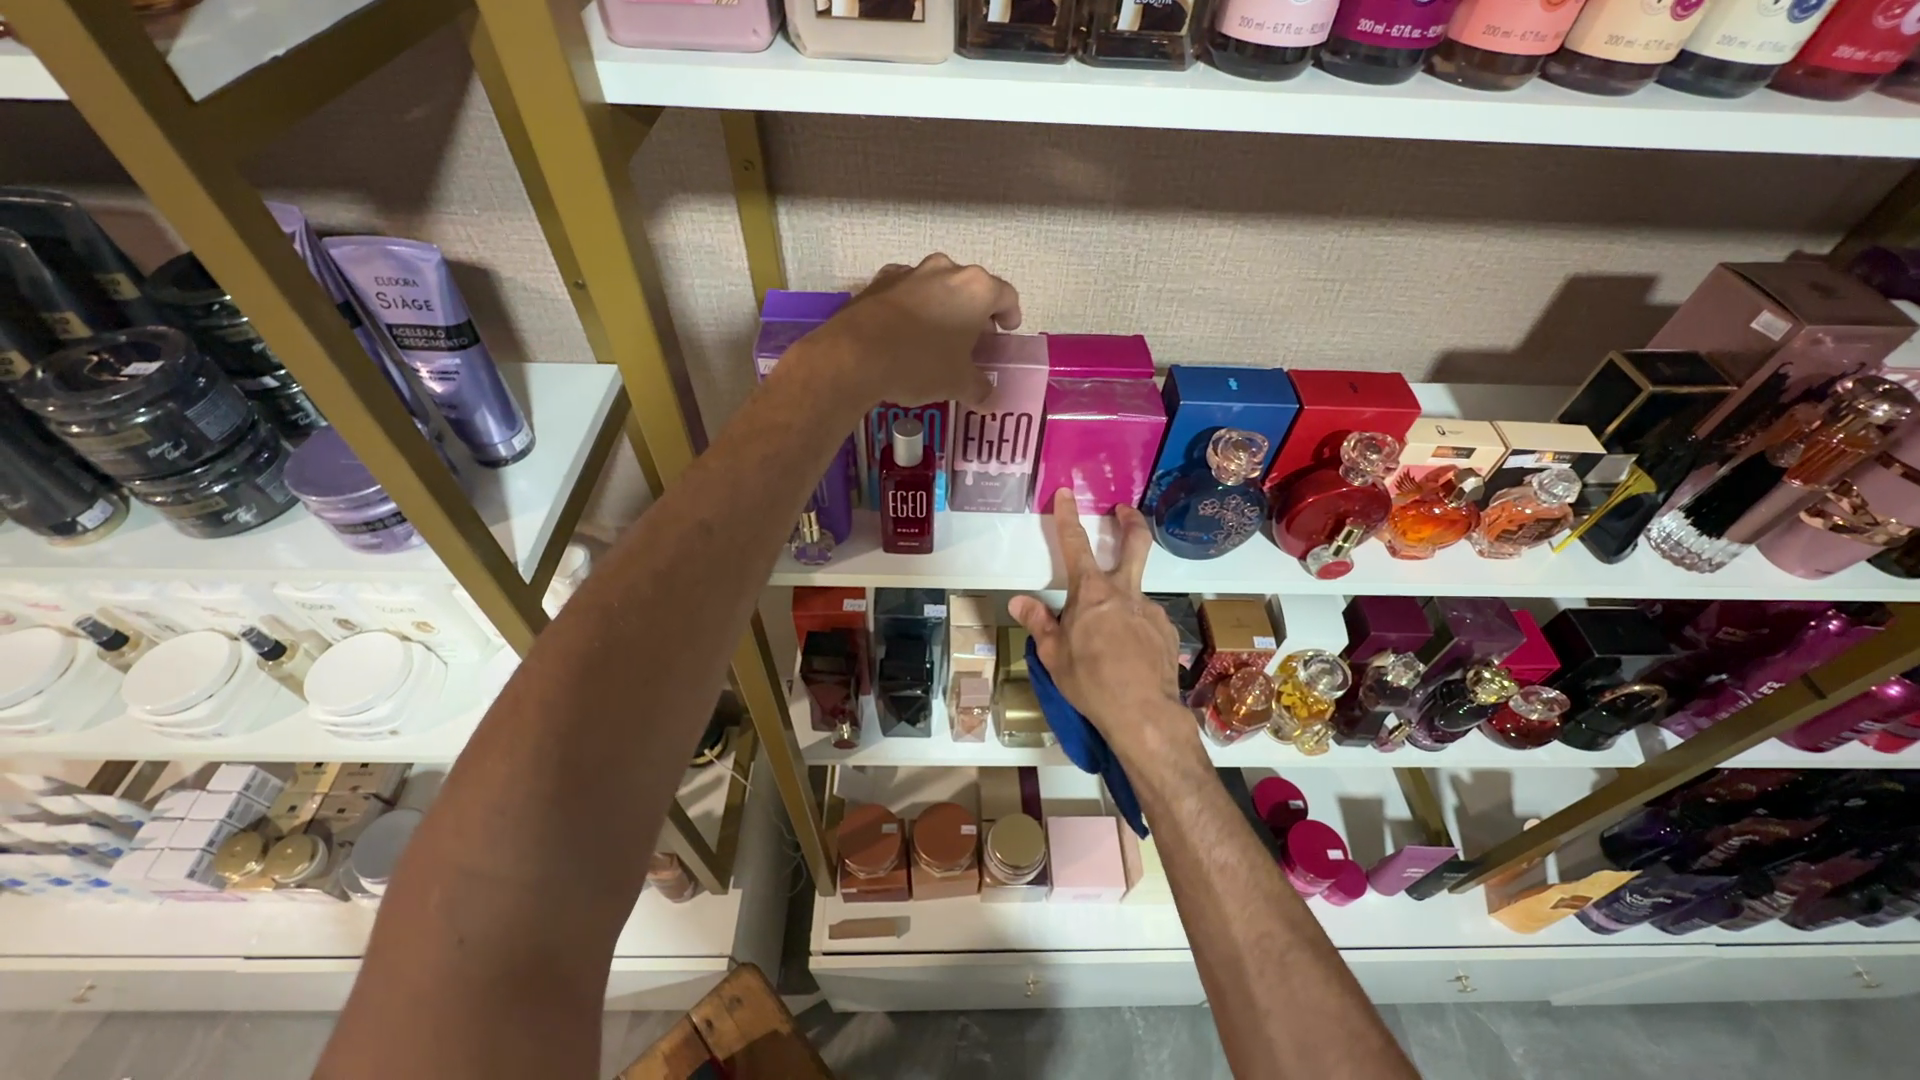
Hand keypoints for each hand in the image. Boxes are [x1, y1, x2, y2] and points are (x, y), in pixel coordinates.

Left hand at [809, 254, 1022, 409]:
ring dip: (942, 308)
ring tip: (937, 337)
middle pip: (971, 289)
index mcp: (976, 288)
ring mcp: (910, 272)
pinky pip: (906, 294)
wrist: (855, 355)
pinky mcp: (879, 282)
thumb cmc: (920, 364)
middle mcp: (946, 270)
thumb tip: (989, 400)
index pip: (1006, 296)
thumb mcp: (957, 383)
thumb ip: (979, 388)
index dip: (1009, 315)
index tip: (1006, 331)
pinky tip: (904, 334)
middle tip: (972, 341)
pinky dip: (911, 309)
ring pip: (937, 287)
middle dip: (974, 313)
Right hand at [1009, 491, 1196, 762]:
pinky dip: (1135, 628)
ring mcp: (1151, 610)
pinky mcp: (1167, 631)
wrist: (1143, 712)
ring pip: (1137, 592)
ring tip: (1110, 636)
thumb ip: (1039, 623)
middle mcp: (1125, 593)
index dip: (1067, 516)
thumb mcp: (1053, 655)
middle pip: (1135, 545)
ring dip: (1124, 599)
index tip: (1066, 493)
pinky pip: (1147, 621)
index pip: (1075, 544)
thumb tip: (1019, 601)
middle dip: (1130, 522)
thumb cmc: (1090, 681)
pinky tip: (1129, 654)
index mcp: (1092, 593)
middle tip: (1125, 511)